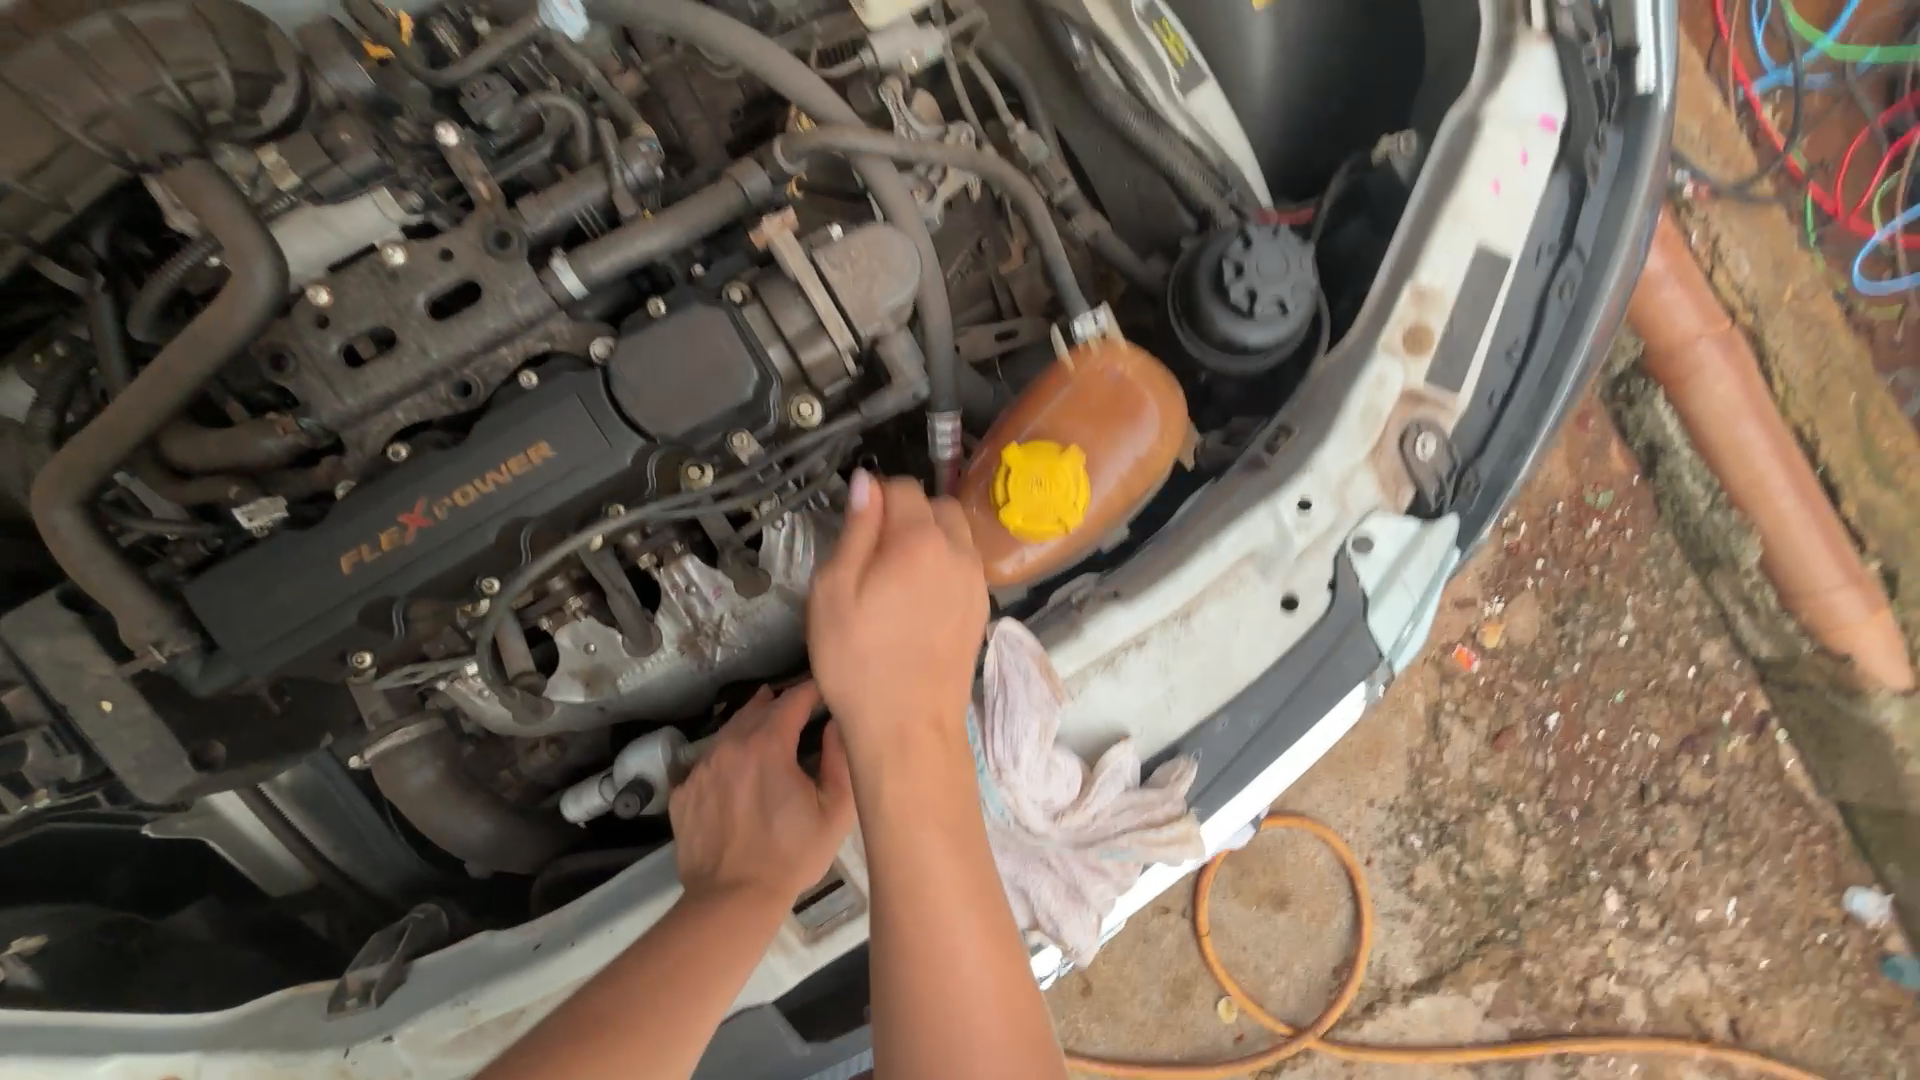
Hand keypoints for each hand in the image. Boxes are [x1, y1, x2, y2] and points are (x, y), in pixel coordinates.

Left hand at [669, 682, 854, 905]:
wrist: (732, 900)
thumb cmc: (792, 855)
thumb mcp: (835, 810)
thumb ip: (839, 759)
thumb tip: (834, 725)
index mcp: (768, 745)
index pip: (792, 700)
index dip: (810, 691)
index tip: (824, 690)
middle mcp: (730, 746)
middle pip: (756, 709)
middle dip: (779, 702)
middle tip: (798, 702)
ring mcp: (701, 768)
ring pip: (729, 732)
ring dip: (750, 725)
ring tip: (767, 726)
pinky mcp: (683, 792)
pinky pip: (708, 762)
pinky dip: (726, 758)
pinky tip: (737, 771)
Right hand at [808, 470, 988, 762]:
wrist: (909, 727)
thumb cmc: (858, 661)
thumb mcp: (834, 591)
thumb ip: (856, 530)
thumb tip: (866, 483)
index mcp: (920, 540)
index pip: (904, 487)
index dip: (876, 496)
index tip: (856, 524)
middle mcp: (959, 552)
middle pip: (938, 506)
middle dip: (908, 514)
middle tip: (874, 552)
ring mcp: (976, 582)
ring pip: (957, 536)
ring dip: (930, 538)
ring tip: (896, 576)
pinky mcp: (982, 609)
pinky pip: (965, 567)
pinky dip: (944, 566)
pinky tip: (918, 600)